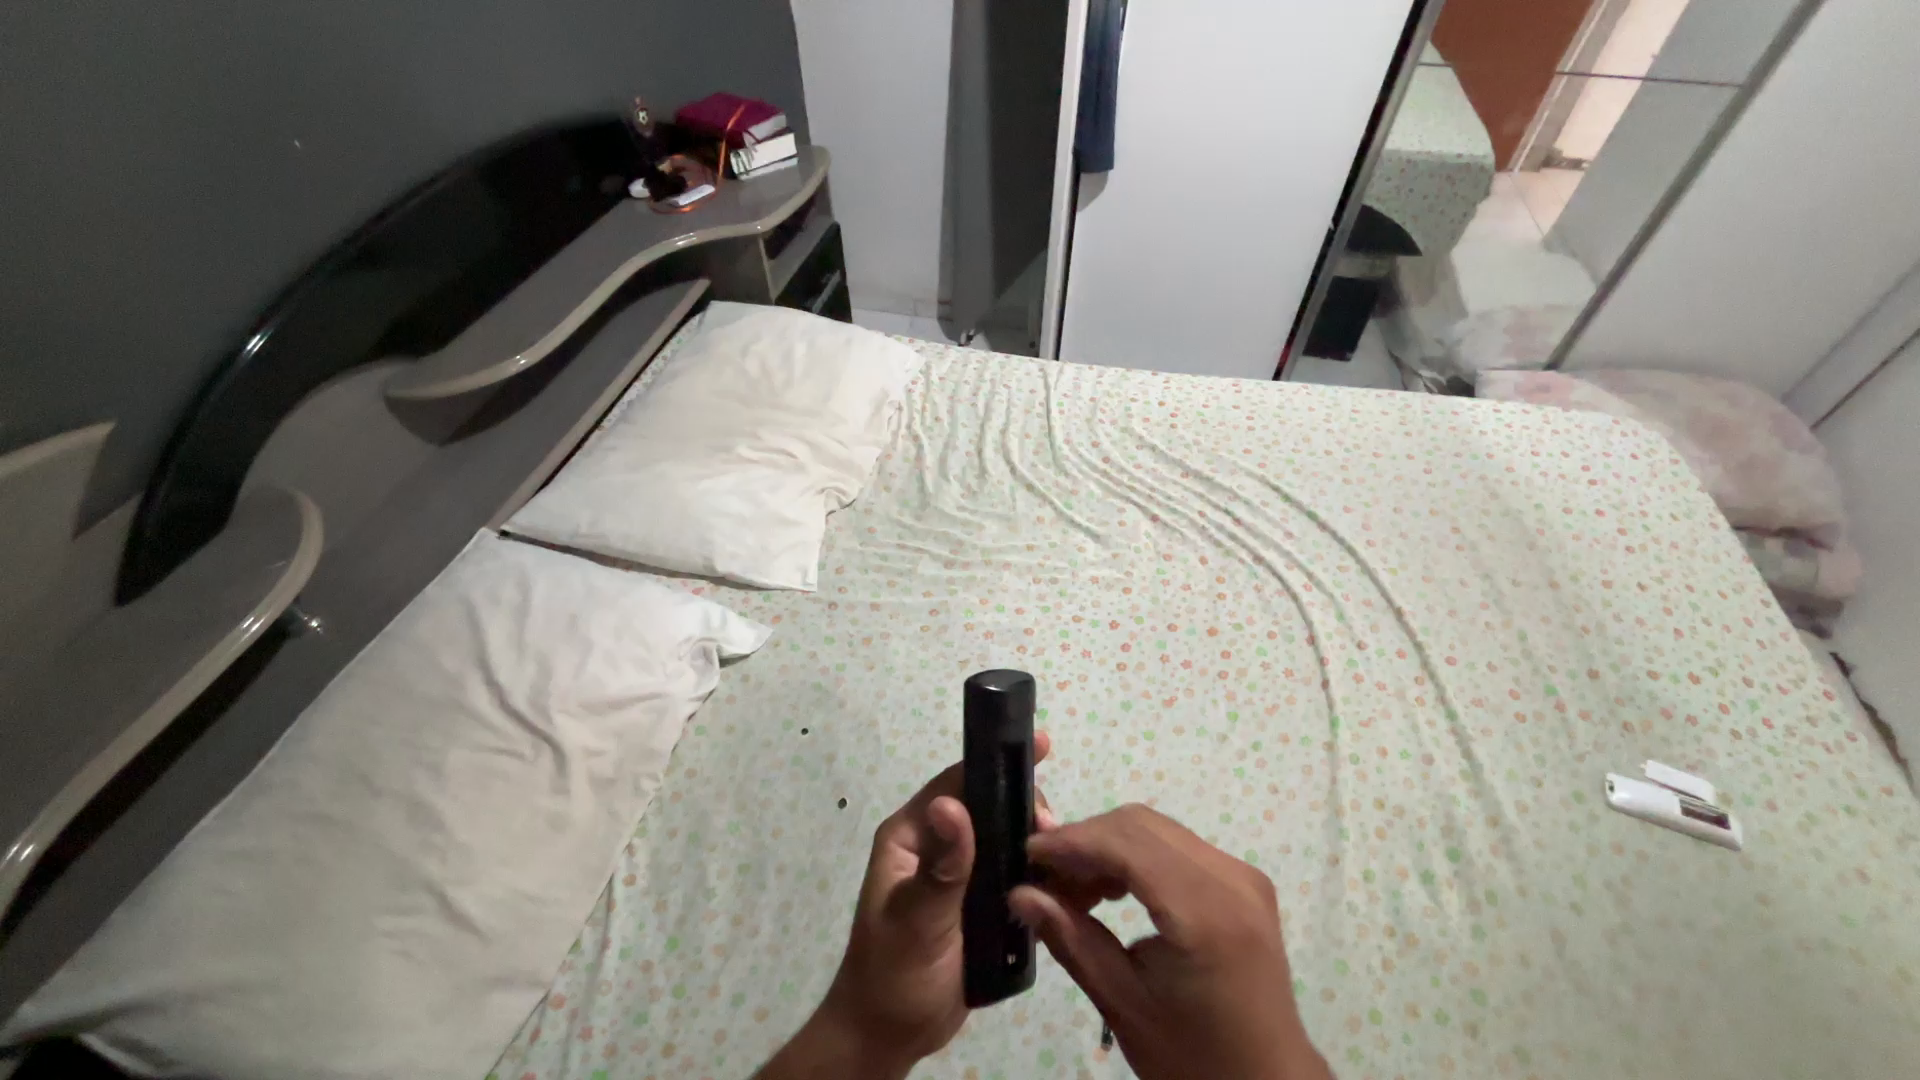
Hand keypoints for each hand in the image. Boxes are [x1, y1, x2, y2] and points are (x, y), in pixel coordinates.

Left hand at [757, 733, 1053, 1079]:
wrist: (889, 1034)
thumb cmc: (891, 972)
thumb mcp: (915, 919)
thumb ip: (940, 867)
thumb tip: (952, 805)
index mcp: (911, 836)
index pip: (955, 783)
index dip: (995, 762)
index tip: (1041, 748)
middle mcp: (936, 846)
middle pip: (987, 807)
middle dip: (1023, 808)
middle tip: (1057, 831)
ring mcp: (959, 875)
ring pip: (1004, 840)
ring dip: (1035, 841)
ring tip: (1068, 857)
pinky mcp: (979, 904)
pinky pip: (1012, 874)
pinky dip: (1037, 873)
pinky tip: (1066, 881)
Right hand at [1008, 804, 1331, 1079]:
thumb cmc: (1193, 1057)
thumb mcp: (1123, 1005)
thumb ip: (1071, 940)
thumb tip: (1019, 894)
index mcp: (1205, 912)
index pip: (1126, 844)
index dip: (1072, 841)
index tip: (1026, 855)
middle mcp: (1230, 878)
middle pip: (1140, 826)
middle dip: (1084, 841)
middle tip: (1043, 877)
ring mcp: (1241, 874)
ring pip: (1155, 830)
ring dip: (1106, 847)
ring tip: (1070, 890)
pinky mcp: (1241, 881)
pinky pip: (1175, 846)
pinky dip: (1134, 856)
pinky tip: (1108, 890)